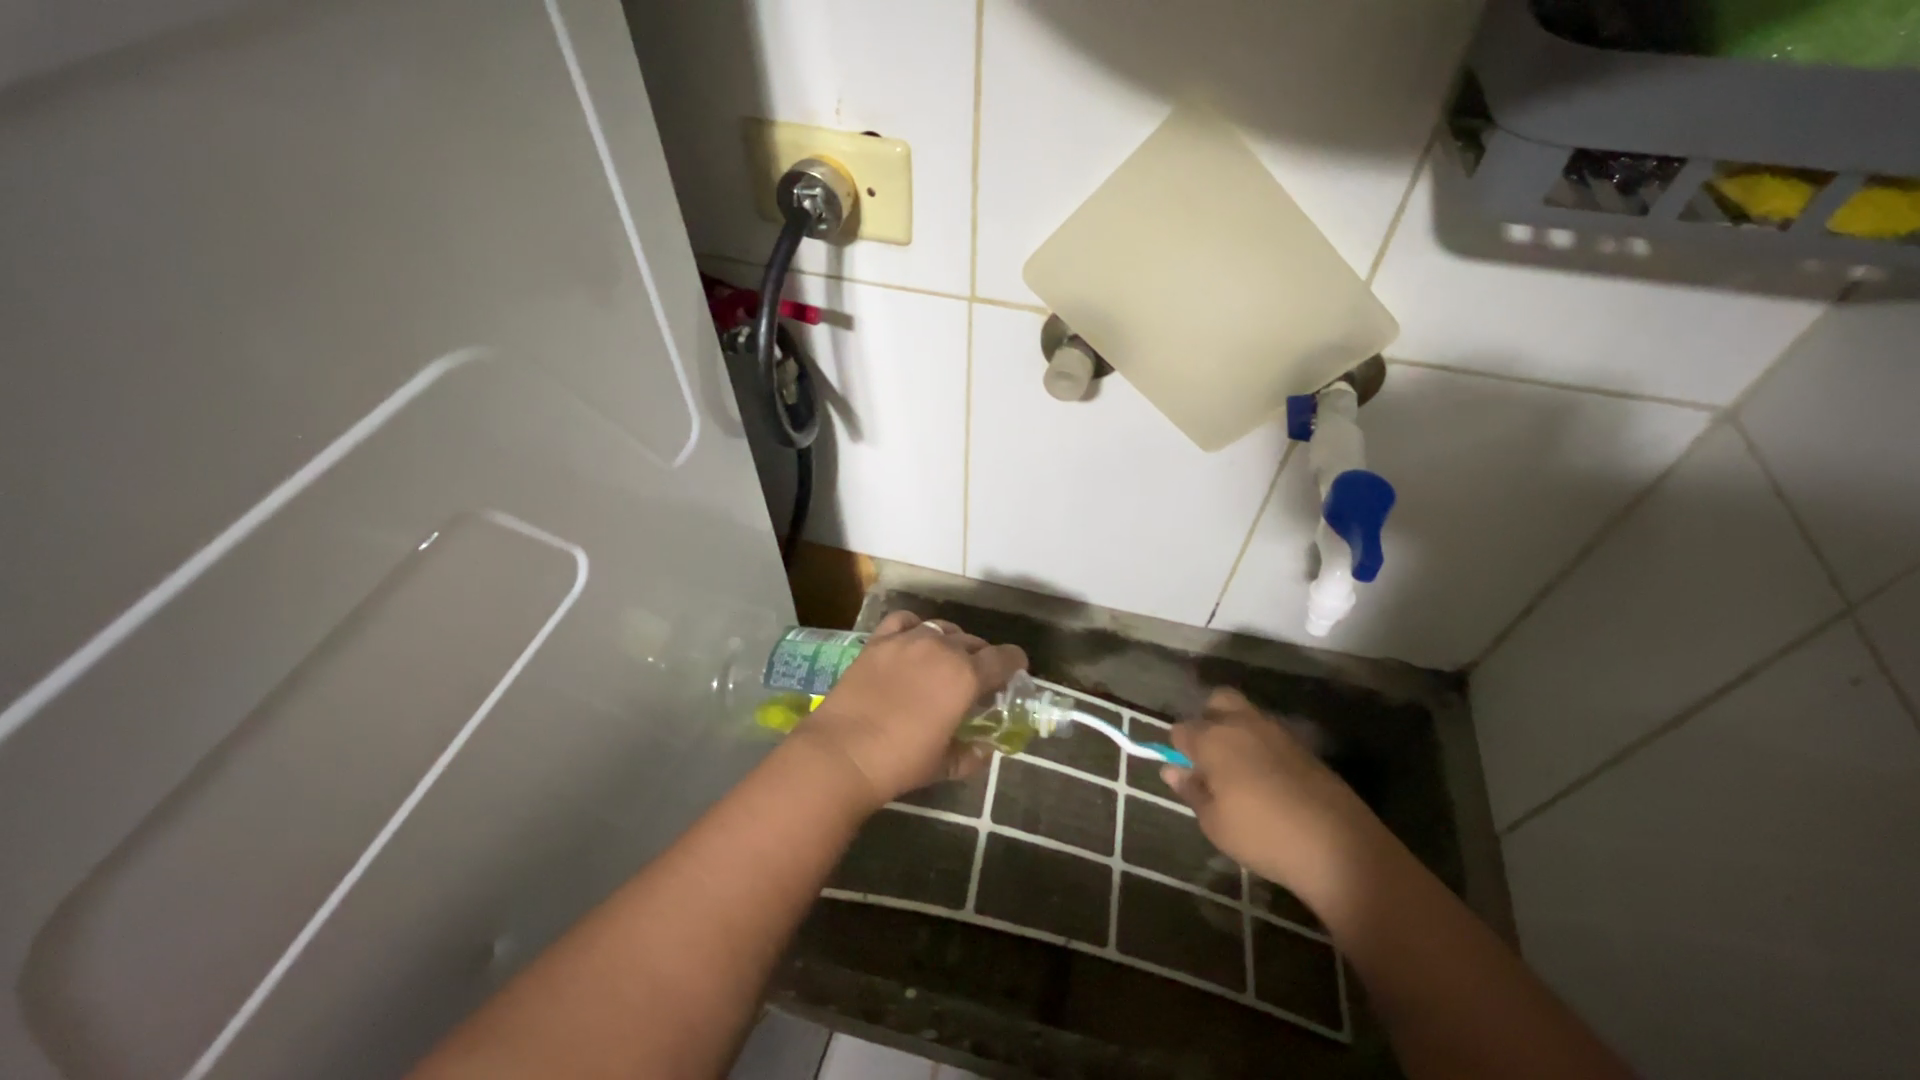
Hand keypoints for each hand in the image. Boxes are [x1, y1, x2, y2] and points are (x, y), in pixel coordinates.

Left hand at [795, 611, 1027, 809]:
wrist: (842, 752)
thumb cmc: (900, 761)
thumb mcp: (945, 764)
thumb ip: (971, 754)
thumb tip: (984, 749)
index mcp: (967, 676)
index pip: (1005, 658)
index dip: (1015, 665)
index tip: (1014, 675)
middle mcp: (942, 649)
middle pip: (974, 642)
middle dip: (982, 658)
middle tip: (976, 679)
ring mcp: (907, 641)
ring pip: (941, 628)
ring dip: (951, 642)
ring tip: (944, 661)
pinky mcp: (877, 642)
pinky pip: (904, 621)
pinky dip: (914, 627)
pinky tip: (912, 642)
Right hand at [1161, 688, 1383, 904]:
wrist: (1337, 845)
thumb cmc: (1262, 835)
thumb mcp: (1214, 823)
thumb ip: (1192, 790)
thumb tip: (1172, 770)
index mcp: (1213, 739)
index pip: (1181, 730)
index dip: (1178, 749)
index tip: (1186, 775)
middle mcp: (1243, 724)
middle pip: (1217, 702)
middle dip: (1208, 721)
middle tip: (1210, 758)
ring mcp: (1277, 732)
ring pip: (1247, 715)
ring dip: (1236, 732)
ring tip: (1238, 774)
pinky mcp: (1303, 746)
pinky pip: (1271, 735)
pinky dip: (1261, 747)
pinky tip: (1266, 781)